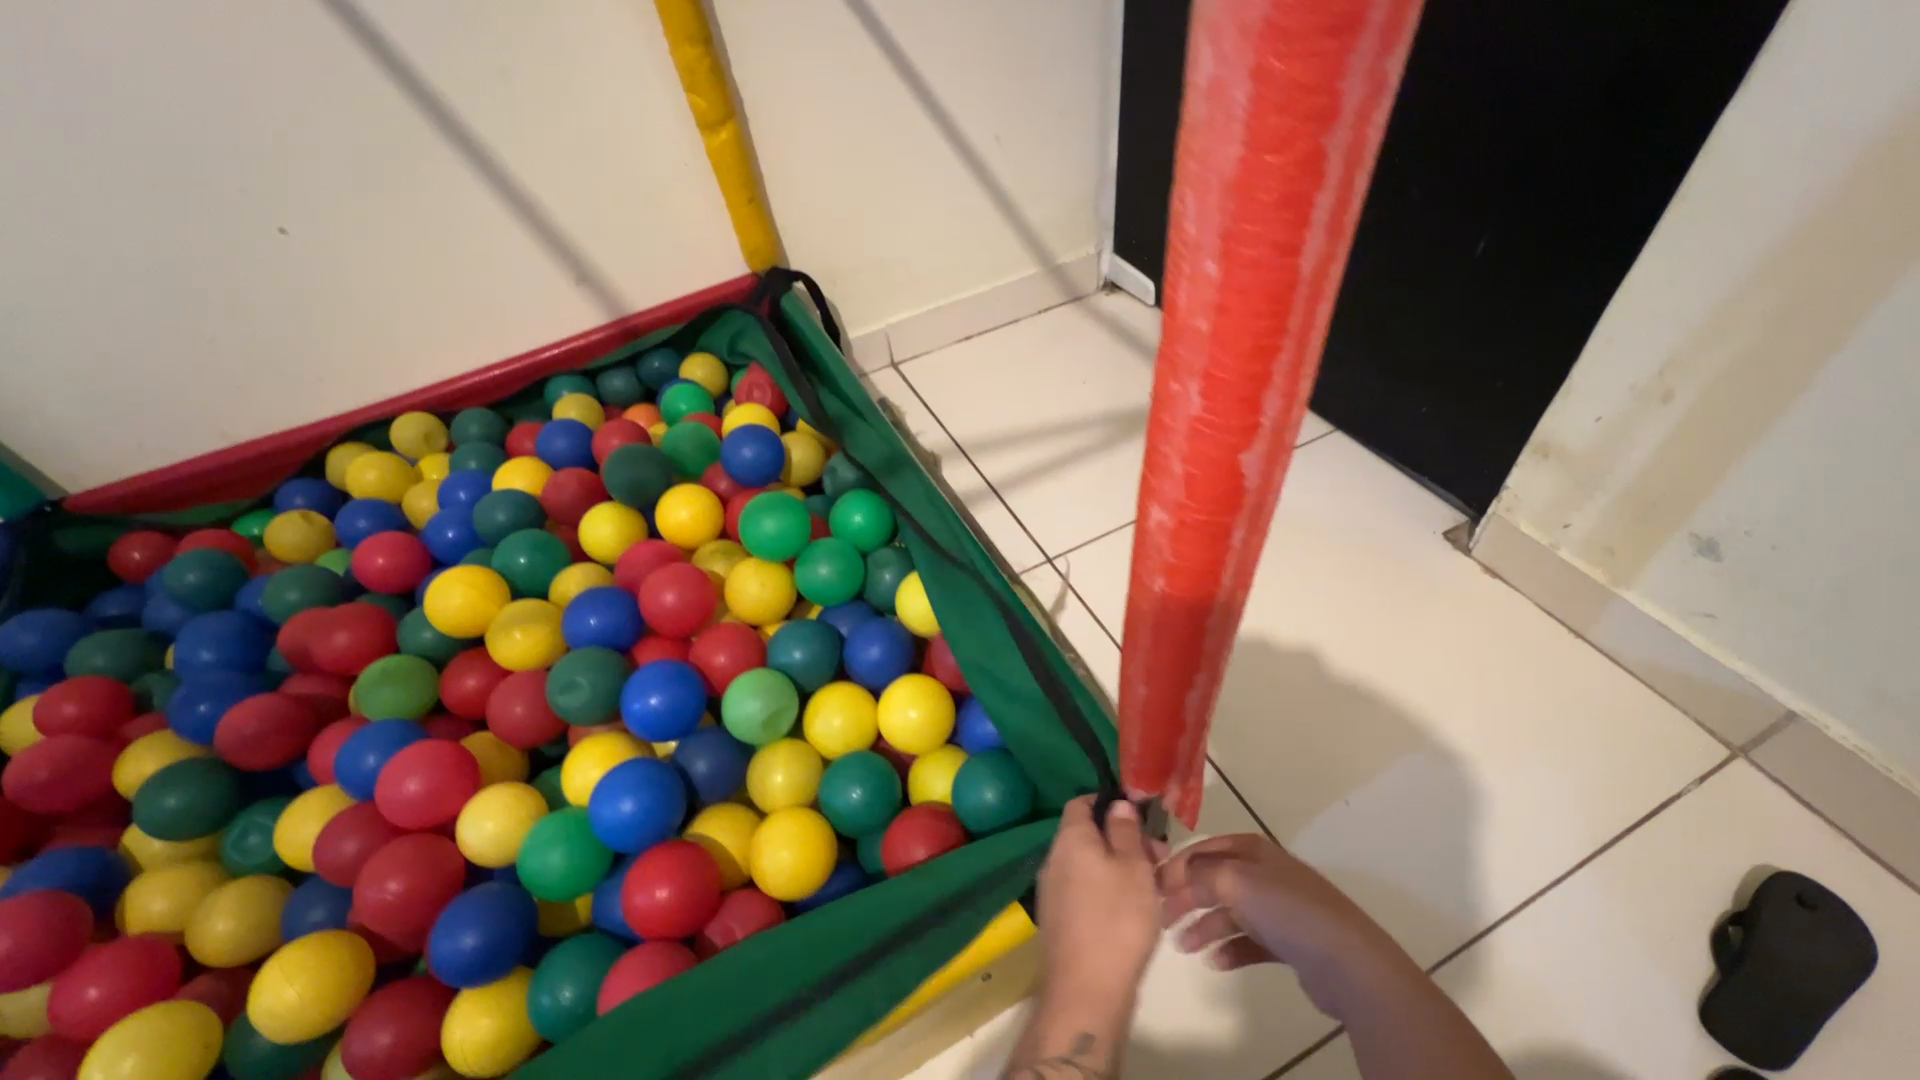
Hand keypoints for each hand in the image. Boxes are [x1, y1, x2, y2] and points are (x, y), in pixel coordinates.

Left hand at [1032, 796, 1165, 1008]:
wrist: (1086, 990)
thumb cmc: (1117, 918)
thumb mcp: (1133, 867)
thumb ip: (1125, 831)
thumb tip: (1117, 803)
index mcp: (1069, 839)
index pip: (1081, 803)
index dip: (1109, 802)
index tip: (1141, 816)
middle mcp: (1054, 860)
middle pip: (1087, 835)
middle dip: (1122, 839)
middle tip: (1159, 858)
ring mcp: (1052, 892)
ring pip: (1088, 864)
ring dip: (1118, 867)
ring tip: (1154, 886)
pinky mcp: (1059, 919)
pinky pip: (1084, 890)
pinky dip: (1107, 890)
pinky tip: (1133, 910)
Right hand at [1158, 833, 1415, 1020]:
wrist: (1345, 961)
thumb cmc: (1285, 911)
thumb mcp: (1234, 880)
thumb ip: (1200, 871)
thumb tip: (1182, 872)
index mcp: (1252, 851)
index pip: (1204, 850)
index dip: (1176, 865)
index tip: (1150, 887)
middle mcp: (1264, 873)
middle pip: (1214, 880)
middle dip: (1186, 897)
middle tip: (1161, 919)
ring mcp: (1278, 908)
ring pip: (1229, 912)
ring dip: (1204, 926)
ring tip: (1184, 946)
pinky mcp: (1288, 941)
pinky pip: (1249, 941)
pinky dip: (1230, 948)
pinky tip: (1216, 962)